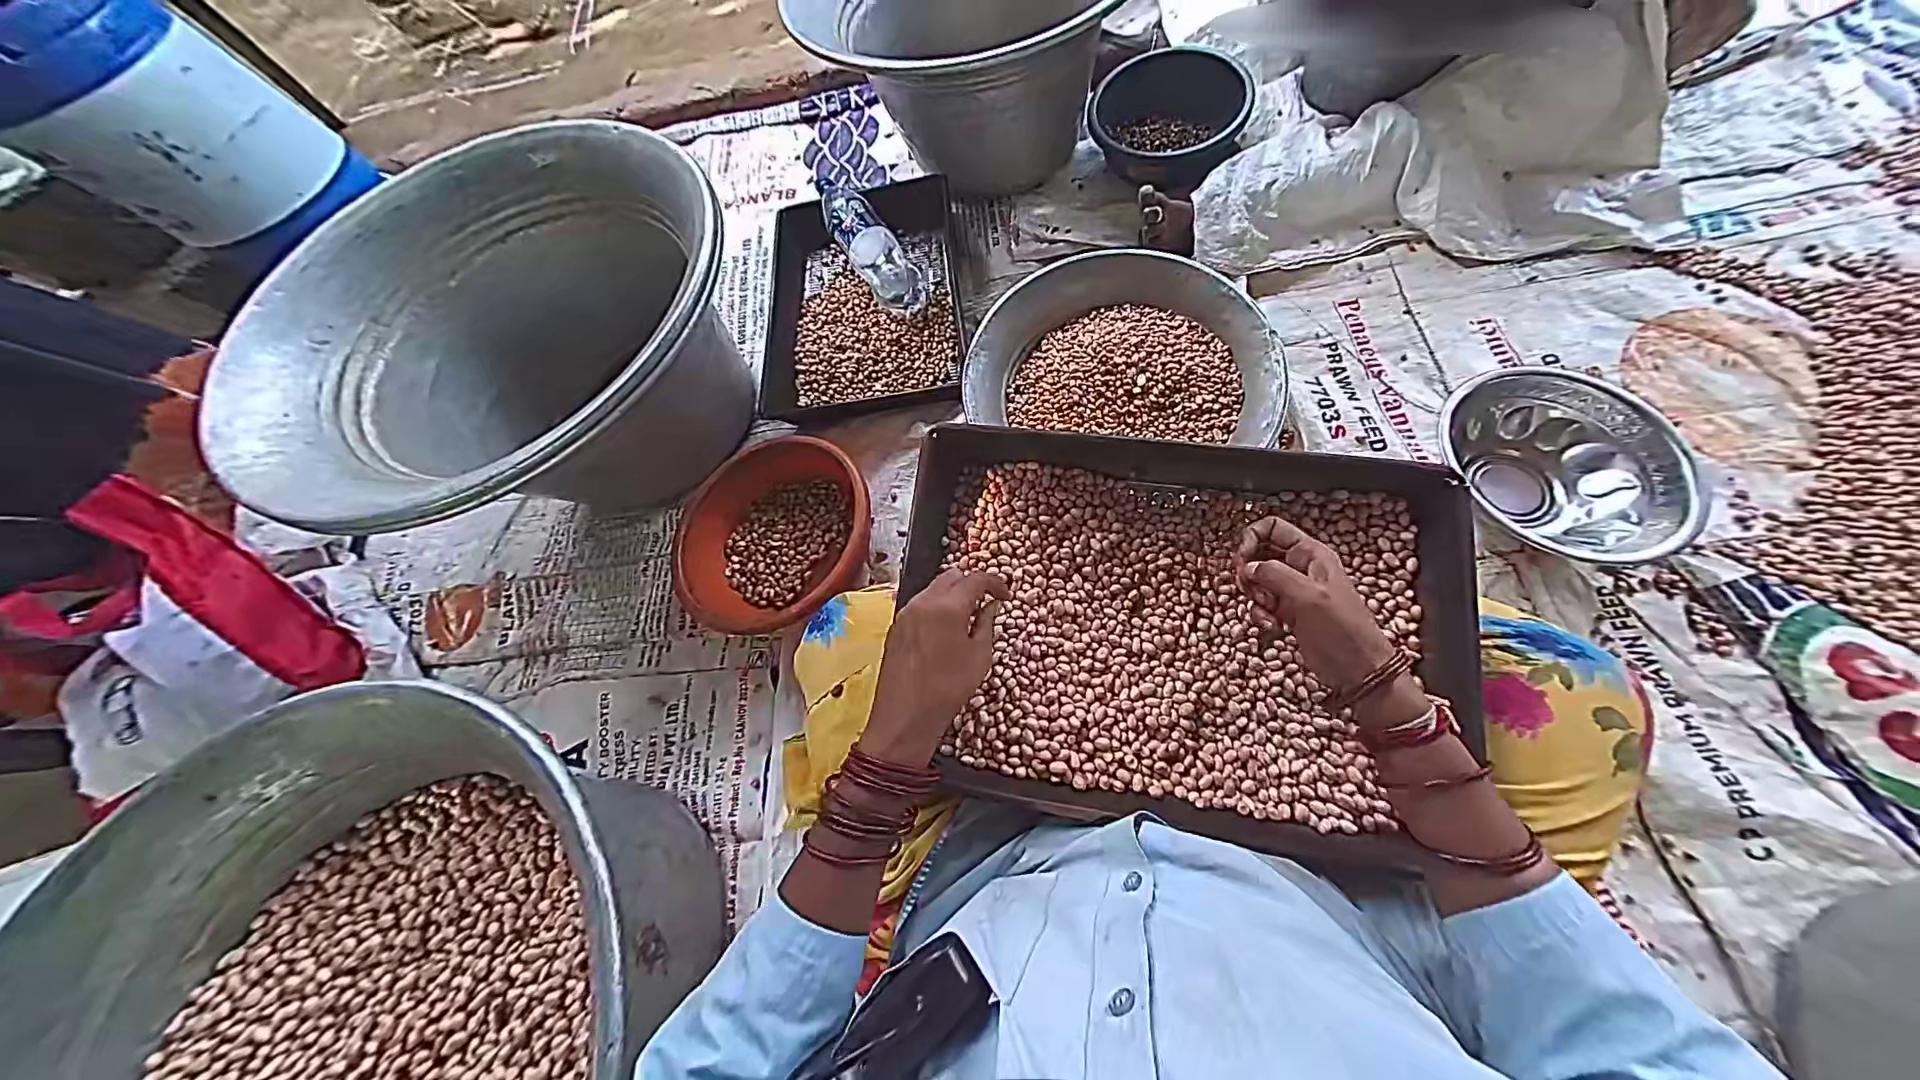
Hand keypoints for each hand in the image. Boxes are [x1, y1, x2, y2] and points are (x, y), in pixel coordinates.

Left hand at [862, 570, 1008, 766]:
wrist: (904, 716)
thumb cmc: (948, 689)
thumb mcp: (979, 657)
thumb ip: (987, 624)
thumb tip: (991, 605)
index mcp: (947, 606)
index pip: (976, 579)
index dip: (995, 583)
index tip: (1005, 595)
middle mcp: (923, 602)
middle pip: (952, 576)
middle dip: (971, 584)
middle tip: (986, 603)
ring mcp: (906, 613)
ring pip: (934, 588)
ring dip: (953, 595)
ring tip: (967, 618)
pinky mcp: (896, 626)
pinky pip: (921, 604)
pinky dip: (937, 607)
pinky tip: (946, 629)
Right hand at [1234, 516, 1396, 690]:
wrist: (1358, 670)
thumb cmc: (1343, 630)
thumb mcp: (1309, 596)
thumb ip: (1274, 574)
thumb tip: (1247, 566)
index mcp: (1311, 554)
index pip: (1272, 528)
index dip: (1252, 538)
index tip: (1242, 559)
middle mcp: (1300, 567)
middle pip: (1258, 554)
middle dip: (1249, 572)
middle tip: (1253, 590)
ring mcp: (1292, 590)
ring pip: (1256, 580)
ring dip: (1253, 596)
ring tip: (1267, 612)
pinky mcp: (1286, 612)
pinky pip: (1260, 604)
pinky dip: (1259, 614)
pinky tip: (1271, 626)